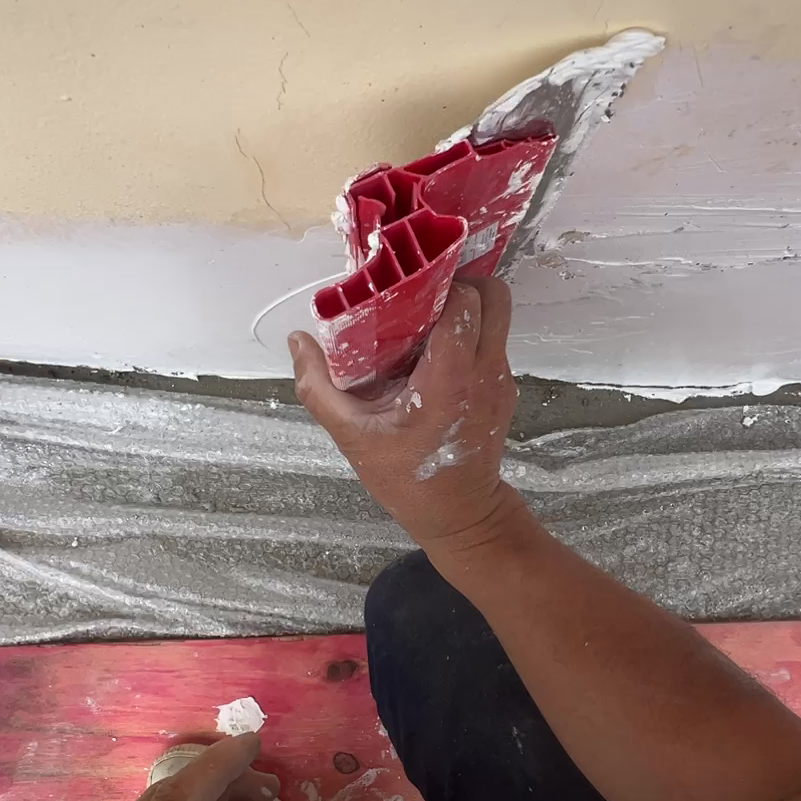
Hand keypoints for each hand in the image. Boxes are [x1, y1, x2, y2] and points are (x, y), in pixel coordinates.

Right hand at [290, 277, 527, 550]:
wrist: (461, 517)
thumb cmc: (407, 480)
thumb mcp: (352, 435)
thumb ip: (319, 386)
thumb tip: (297, 340)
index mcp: (452, 376)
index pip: (465, 301)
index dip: (438, 283)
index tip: (405, 287)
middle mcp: (486, 369)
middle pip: (494, 296)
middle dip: (461, 283)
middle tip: (420, 295)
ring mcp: (501, 378)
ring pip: (497, 317)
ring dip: (464, 309)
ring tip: (422, 321)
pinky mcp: (504, 389)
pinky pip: (492, 342)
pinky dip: (468, 335)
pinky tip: (431, 355)